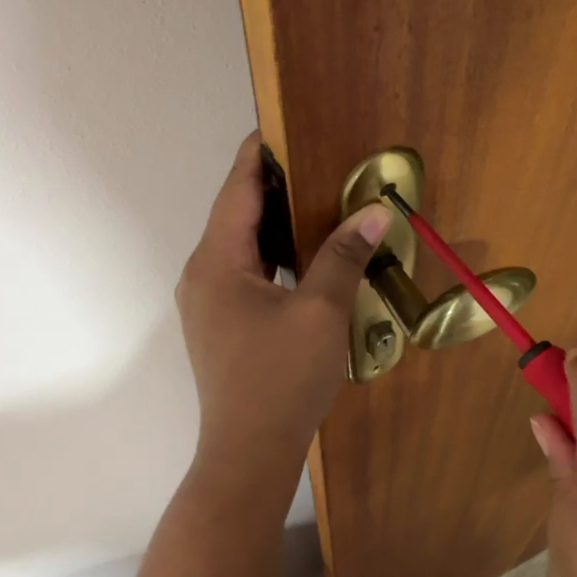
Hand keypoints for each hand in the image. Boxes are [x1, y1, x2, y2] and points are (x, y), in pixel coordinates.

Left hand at [177, 133, 390, 461]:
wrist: (248, 454)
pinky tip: (307, 258)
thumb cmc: (281, 380)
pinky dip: (274, 257)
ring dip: (277, 224)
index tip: (289, 122)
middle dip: (276, 186)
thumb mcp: (320, 313)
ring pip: (241, 247)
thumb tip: (375, 211)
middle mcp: (202, 275)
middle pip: (236, 213)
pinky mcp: (221, 326)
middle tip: (322, 161)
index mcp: (216, 261)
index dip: (262, 152)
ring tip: (321, 202)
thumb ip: (343, 256)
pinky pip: (245, 274)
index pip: (237, 187)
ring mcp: (208, 303)